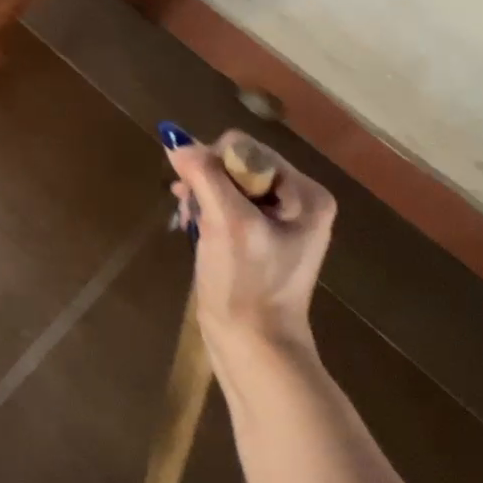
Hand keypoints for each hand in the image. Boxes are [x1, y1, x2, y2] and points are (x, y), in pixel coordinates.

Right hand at [165, 129, 336, 361]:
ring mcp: (280, 220)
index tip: (198, 196)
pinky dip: (205, 211)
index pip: (245, 149)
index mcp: (306, 194)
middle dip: (204, 181)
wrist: (253, 342)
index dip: (213, 164)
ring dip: (200, 197)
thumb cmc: (245, 283)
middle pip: (234, 164)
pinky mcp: (259, 236)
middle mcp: (298, 201)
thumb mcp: (225, 224)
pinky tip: (196, 230)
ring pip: (224, 183)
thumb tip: (176, 140)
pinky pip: (225, 204)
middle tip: (191, 211)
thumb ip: (205, 176)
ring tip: (192, 223)